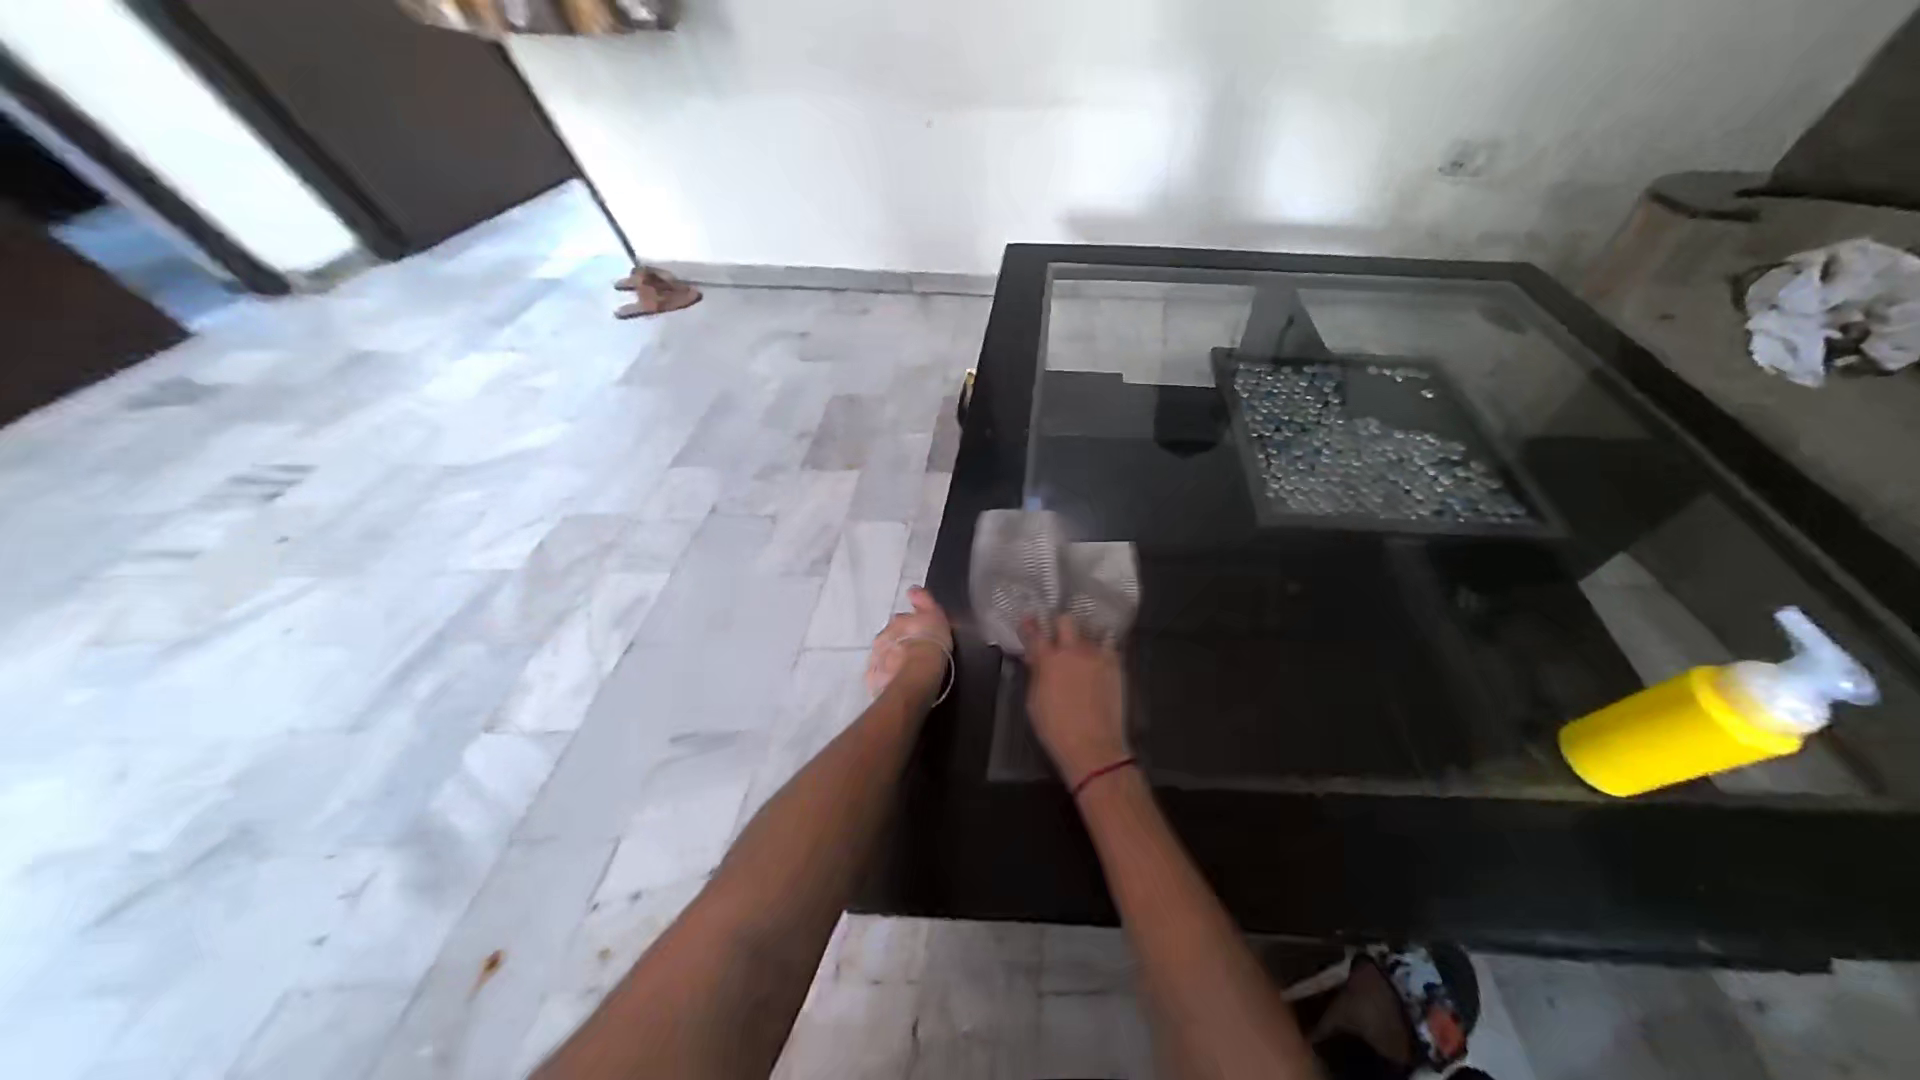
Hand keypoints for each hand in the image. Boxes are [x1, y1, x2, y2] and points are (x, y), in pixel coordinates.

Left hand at [866, 586, 952, 697]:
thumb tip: (912, 589)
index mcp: (897, 622)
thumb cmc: (930, 642)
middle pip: (890, 638)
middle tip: (914, 652)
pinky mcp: (874, 680)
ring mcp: (876, 659)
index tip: (918, 633)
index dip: (910, 626)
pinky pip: (881, 676)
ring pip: (883, 656)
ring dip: (892, 660)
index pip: (901, 620)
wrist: (917, 674)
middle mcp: (882, 638)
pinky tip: (899, 681)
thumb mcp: (934, 614)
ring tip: (907, 670)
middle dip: (899, 643)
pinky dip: (888, 677)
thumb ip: (923, 600)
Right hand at [1020, 616, 1128, 788]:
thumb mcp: (1034, 702)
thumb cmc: (1055, 729)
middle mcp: (1073, 651)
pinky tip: (1099, 654)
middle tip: (1057, 635)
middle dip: (1059, 624)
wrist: (1093, 746)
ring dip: (1081, 635)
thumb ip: (1036, 674)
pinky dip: (1102, 645)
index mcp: (1048, 660)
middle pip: (1066, 620)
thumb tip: (1035, 658)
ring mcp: (1097, 656)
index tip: (1028, 621)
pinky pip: (1109, 644)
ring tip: (1080, 646)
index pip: (1035, 633)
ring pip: (1089, 630)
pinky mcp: (1115, 665)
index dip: (1029, 625)